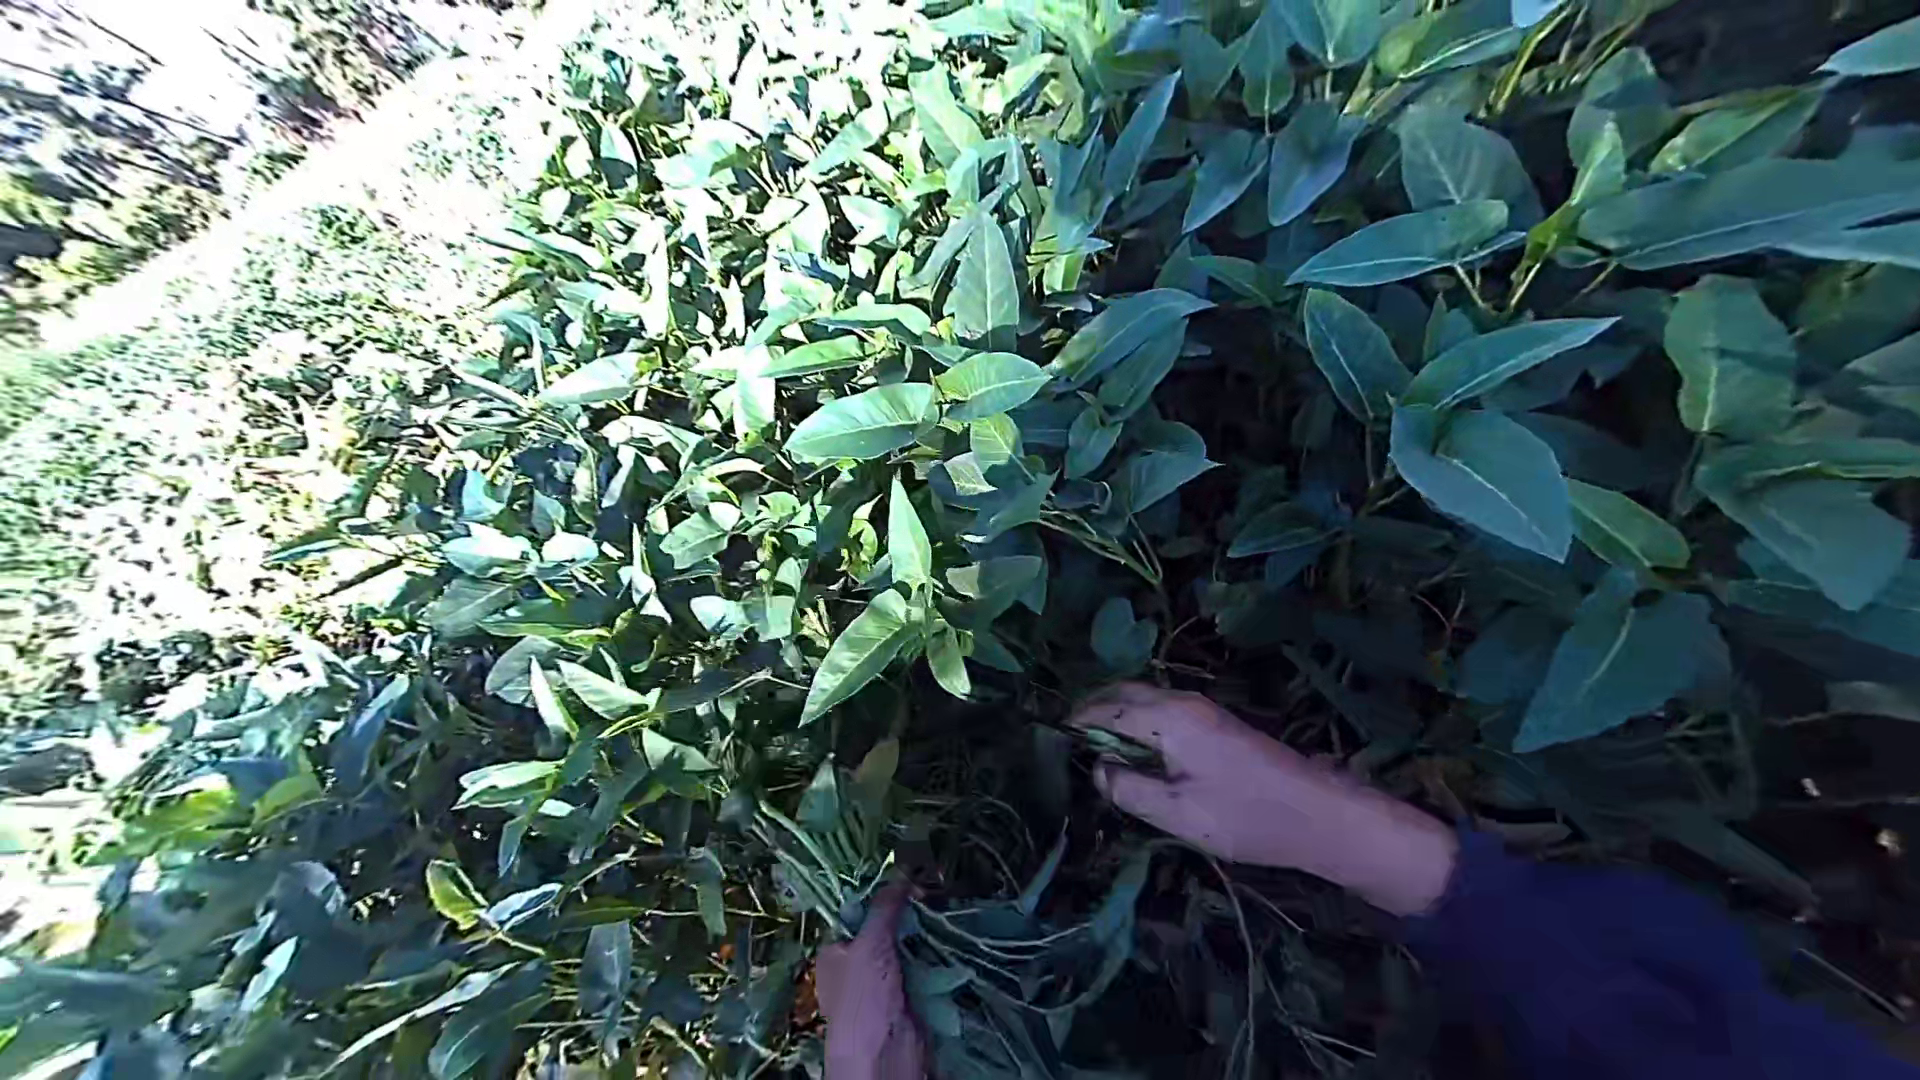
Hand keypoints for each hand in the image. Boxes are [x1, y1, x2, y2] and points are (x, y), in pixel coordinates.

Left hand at [816, 883, 924, 1079]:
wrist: (886, 1060)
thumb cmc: (863, 999)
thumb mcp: (869, 944)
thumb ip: (885, 906)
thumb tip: (902, 868)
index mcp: (836, 950)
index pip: (857, 908)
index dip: (879, 889)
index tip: (905, 870)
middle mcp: (857, 961)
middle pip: (884, 922)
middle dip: (905, 905)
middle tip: (927, 882)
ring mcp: (883, 977)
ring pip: (904, 939)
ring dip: (921, 924)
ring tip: (940, 896)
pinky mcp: (908, 990)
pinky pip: (920, 958)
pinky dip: (931, 944)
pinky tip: (945, 923)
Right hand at [1070, 683, 1458, 916]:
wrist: (1319, 814)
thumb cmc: (1246, 817)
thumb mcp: (1180, 815)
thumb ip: (1130, 789)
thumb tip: (1097, 770)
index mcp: (1170, 719)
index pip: (1109, 708)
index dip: (1079, 720)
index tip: (1055, 734)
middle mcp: (1182, 701)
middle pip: (1124, 691)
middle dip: (1092, 706)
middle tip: (1069, 734)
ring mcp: (1200, 706)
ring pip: (1142, 694)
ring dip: (1114, 709)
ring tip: (1094, 739)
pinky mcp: (1212, 718)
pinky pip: (1159, 704)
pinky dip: (1135, 714)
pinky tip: (1132, 742)